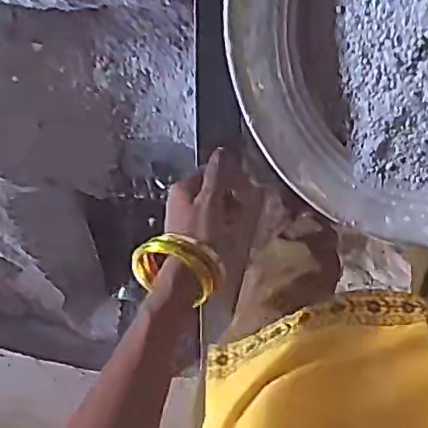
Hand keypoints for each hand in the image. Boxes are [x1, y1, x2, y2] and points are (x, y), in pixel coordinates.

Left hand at [158, 148, 263, 307]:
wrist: (188, 275)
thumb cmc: (202, 235)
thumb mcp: (211, 201)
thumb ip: (218, 175)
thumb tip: (222, 151)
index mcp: (182, 188)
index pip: (212, 171)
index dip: (232, 176)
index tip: (248, 188)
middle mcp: (178, 200)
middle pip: (212, 189)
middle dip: (231, 195)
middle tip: (248, 206)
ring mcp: (183, 220)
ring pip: (213, 207)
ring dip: (229, 211)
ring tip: (243, 223)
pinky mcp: (189, 237)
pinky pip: (211, 223)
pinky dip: (223, 224)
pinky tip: (232, 235)